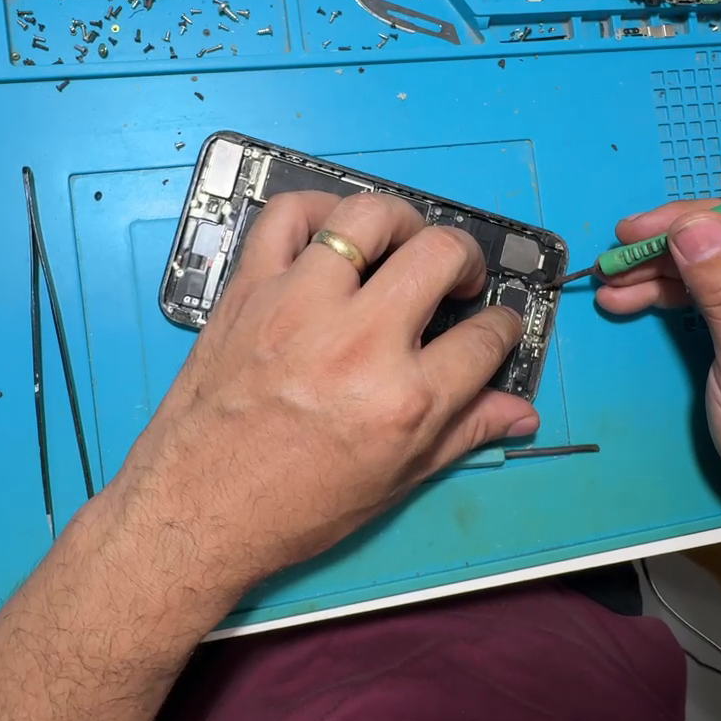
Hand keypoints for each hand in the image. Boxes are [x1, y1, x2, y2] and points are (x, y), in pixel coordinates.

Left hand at [118, 191, 539, 585]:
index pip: (486, 338)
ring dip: (401, 221)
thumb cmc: (299, 507)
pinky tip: (331, 233)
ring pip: (366, 219)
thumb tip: (524, 412)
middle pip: (440, 255)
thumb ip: (464, 434)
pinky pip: (284, 217)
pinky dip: (316, 211)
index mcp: (404, 401)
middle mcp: (359, 342)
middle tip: (457, 280)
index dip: (504, 327)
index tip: (495, 324)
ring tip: (402, 243)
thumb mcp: (395, 481)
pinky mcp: (250, 290)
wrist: (196, 510)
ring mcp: (299, 307)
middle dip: (467, 261)